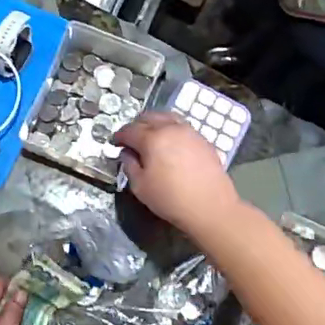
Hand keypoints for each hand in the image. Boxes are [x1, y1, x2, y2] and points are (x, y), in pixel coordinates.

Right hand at [113, 111, 243, 235]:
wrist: (210, 207)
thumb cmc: (170, 199)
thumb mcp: (140, 187)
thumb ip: (129, 165)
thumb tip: (127, 153)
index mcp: (152, 138)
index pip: (130, 130)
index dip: (119, 136)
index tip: (114, 143)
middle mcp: (171, 128)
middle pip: (149, 117)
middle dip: (136, 126)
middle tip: (131, 138)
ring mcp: (190, 131)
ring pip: (167, 117)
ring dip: (155, 123)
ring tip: (151, 136)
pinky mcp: (203, 140)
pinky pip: (182, 127)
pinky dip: (171, 129)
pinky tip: (171, 143)